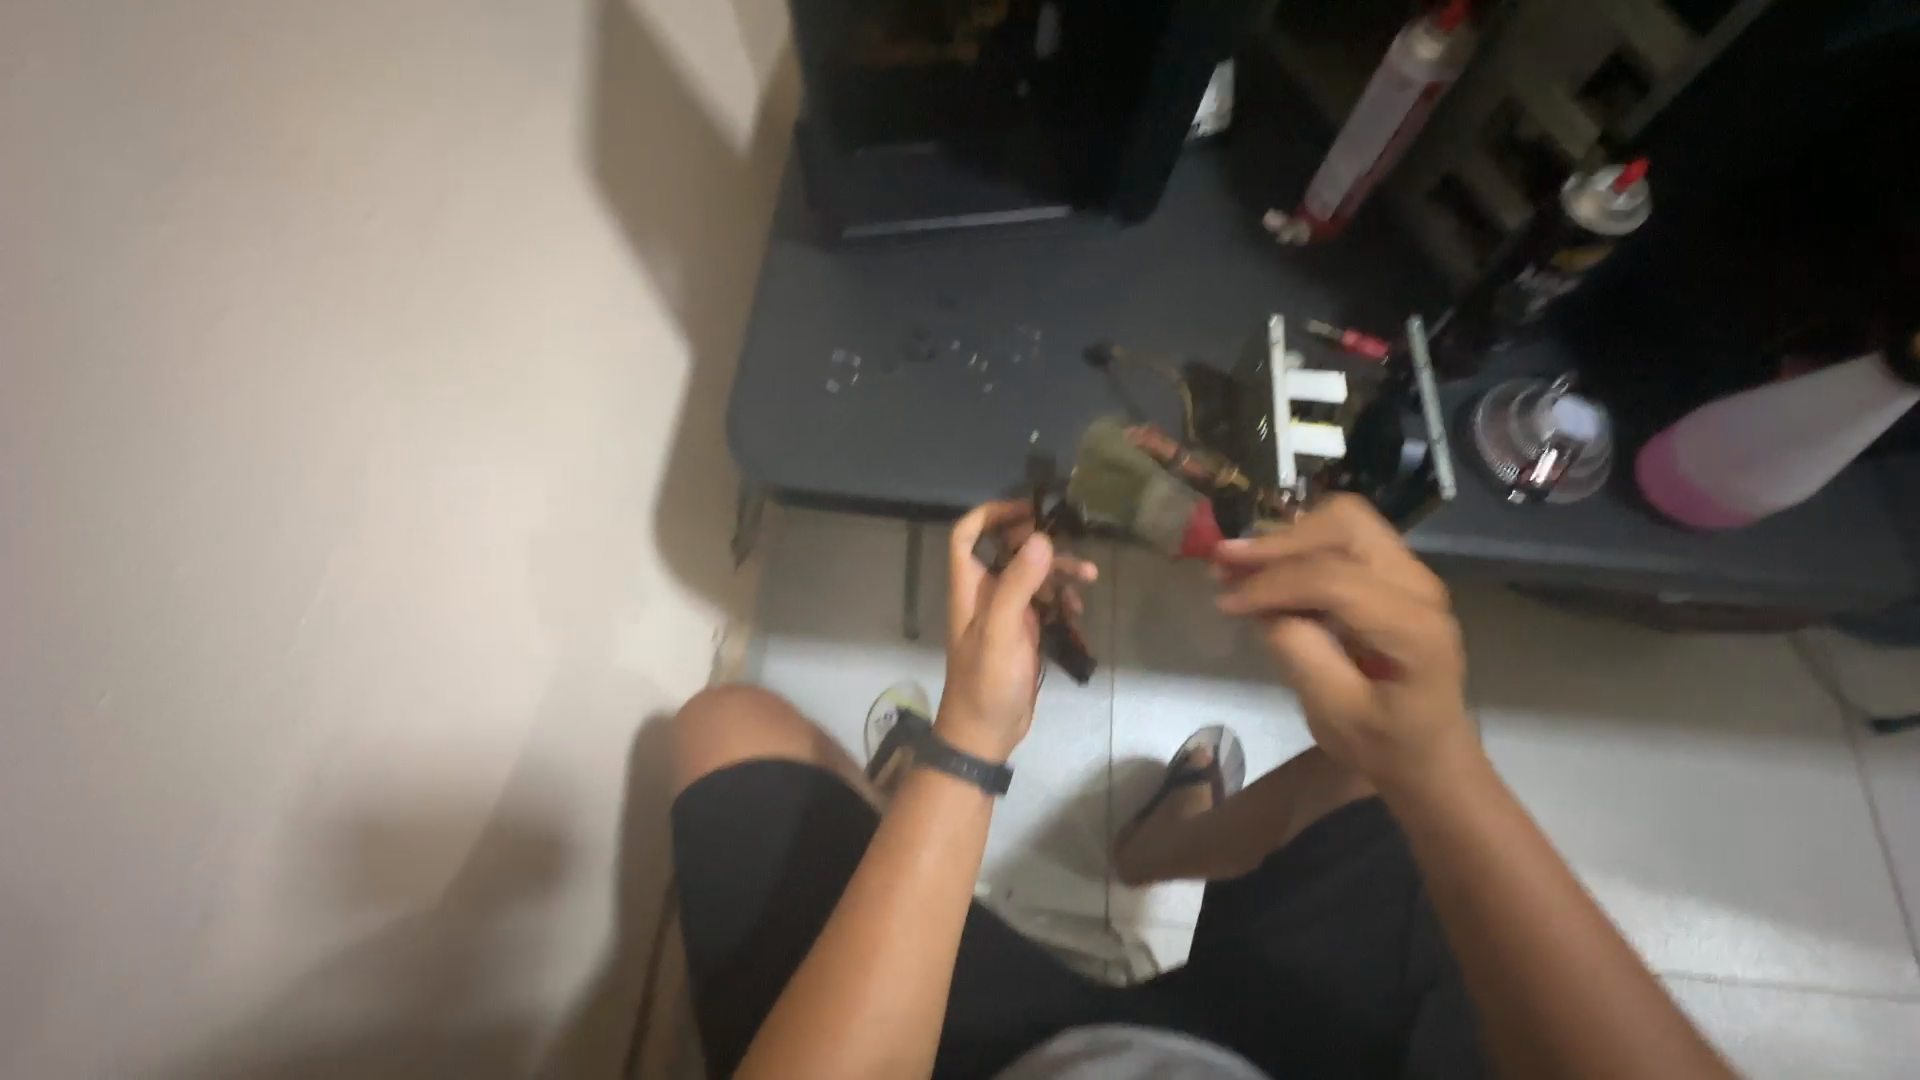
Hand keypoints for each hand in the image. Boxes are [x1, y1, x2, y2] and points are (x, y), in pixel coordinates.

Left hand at [938, 501, 1097, 762]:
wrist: (986, 733)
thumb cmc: (986, 682)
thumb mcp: (1001, 631)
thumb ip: (1017, 584)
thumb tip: (1040, 538)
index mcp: (968, 588)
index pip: (966, 536)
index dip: (990, 515)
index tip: (1027, 510)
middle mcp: (985, 594)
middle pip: (1008, 551)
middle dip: (1039, 544)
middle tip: (1068, 543)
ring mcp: (1005, 613)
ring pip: (1032, 576)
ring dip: (1059, 573)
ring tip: (1088, 576)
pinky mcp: (1024, 632)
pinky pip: (1045, 603)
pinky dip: (1062, 600)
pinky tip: (1078, 610)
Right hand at [1212, 495, 1478, 791]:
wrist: (1428, 754)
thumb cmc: (1383, 742)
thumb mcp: (1334, 713)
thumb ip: (1301, 654)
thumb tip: (1263, 609)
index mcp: (1413, 627)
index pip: (1333, 578)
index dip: (1271, 584)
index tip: (1224, 603)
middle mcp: (1418, 586)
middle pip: (1344, 526)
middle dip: (1278, 542)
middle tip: (1224, 563)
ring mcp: (1408, 574)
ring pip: (1341, 520)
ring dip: (1285, 538)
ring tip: (1235, 562)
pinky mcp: (1391, 574)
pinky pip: (1342, 537)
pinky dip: (1297, 546)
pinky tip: (1262, 570)